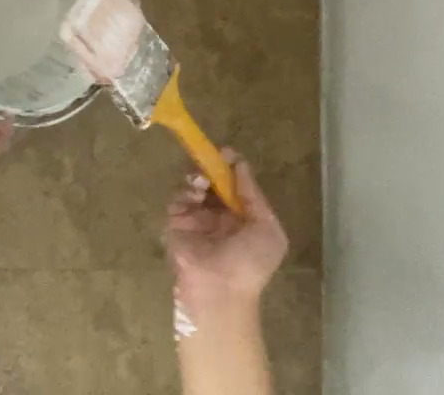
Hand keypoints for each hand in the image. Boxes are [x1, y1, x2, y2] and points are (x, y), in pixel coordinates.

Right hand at [165, 149, 287, 314]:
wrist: (220, 291)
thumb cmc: (250, 263)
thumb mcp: (267, 230)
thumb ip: (254, 196)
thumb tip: (240, 164)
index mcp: (244, 216)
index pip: (236, 182)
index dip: (231, 166)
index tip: (226, 153)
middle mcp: (220, 213)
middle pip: (212, 179)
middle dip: (210, 166)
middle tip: (208, 161)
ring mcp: (197, 217)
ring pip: (194, 184)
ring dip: (197, 177)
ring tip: (201, 182)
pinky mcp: (177, 222)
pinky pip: (178, 198)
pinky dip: (184, 191)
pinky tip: (193, 196)